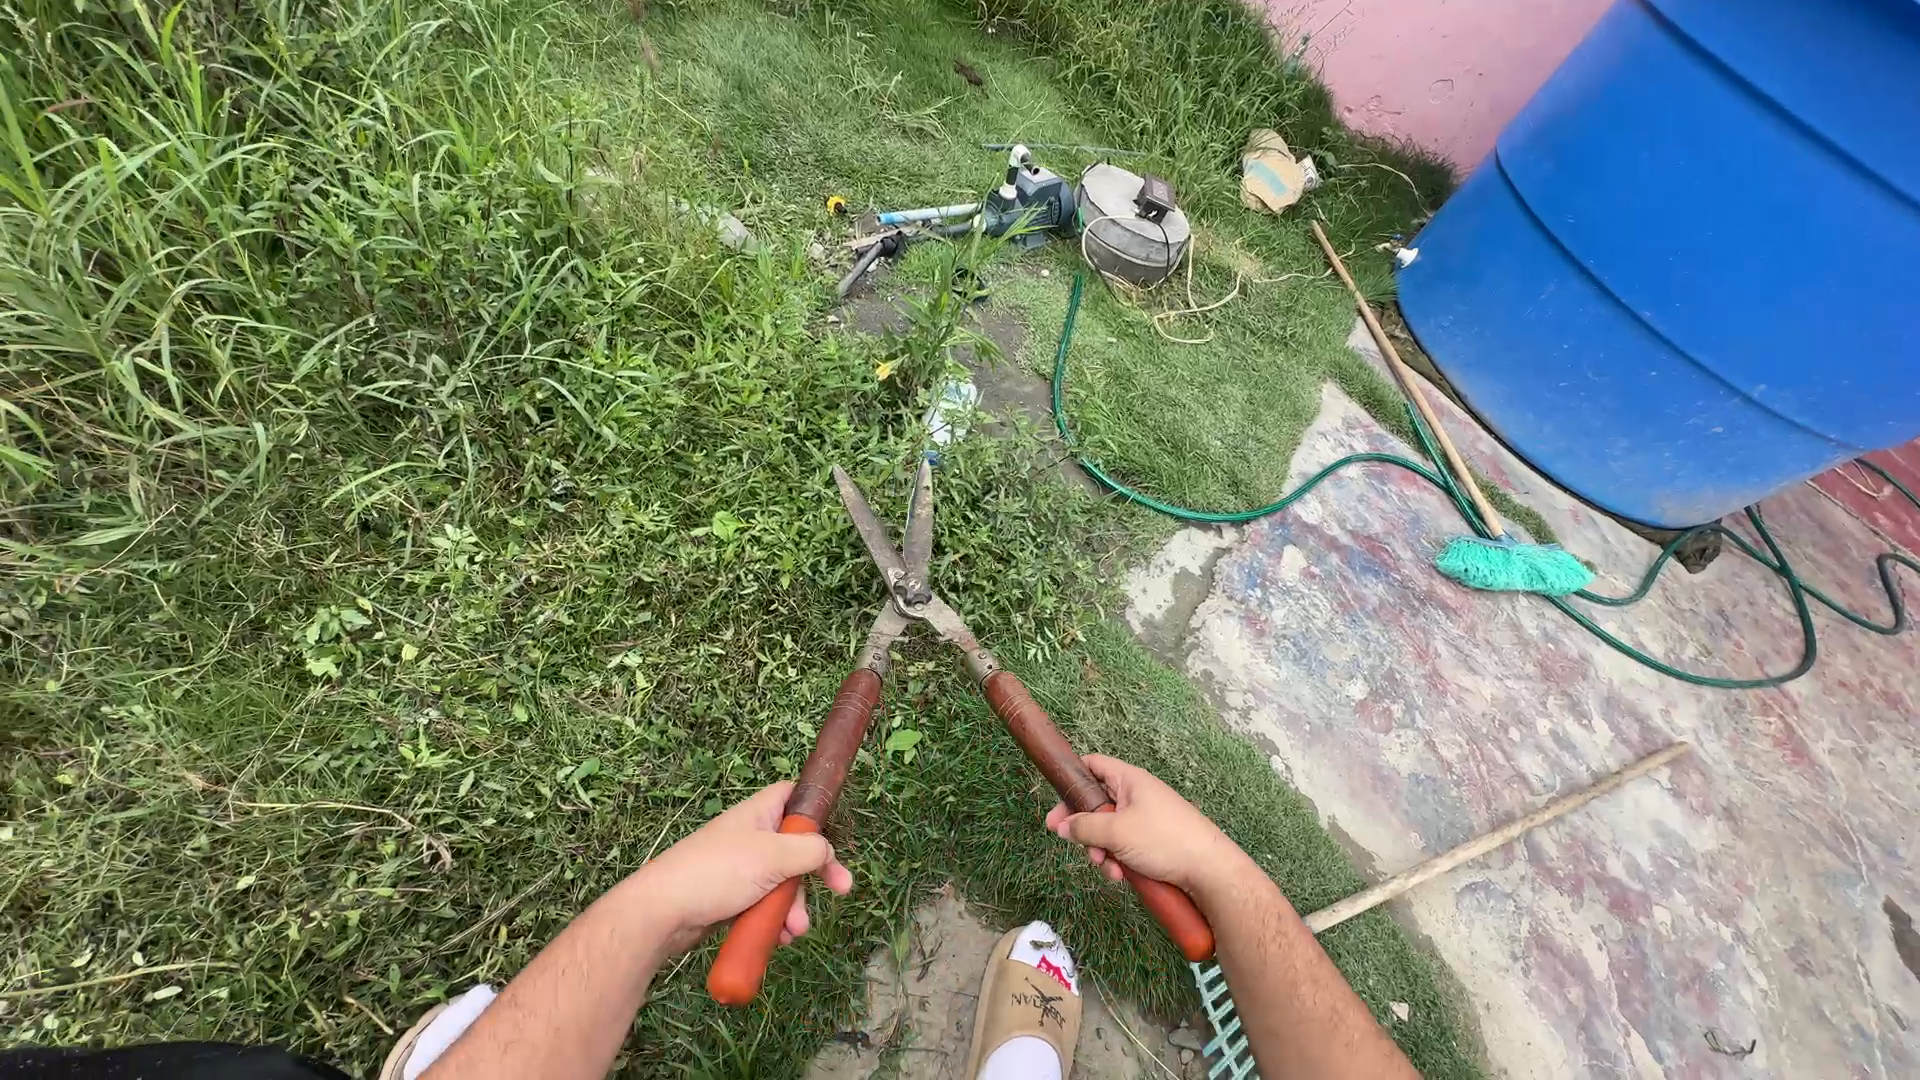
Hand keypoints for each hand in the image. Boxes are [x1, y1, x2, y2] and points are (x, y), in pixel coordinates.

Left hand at [627, 782, 852, 957]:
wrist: (662, 913)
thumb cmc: (719, 872)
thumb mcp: (773, 856)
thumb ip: (810, 850)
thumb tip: (828, 852)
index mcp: (759, 813)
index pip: (792, 797)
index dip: (814, 810)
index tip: (831, 832)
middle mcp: (751, 836)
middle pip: (796, 847)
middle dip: (815, 874)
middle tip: (840, 890)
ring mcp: (741, 868)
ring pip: (782, 881)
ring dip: (795, 906)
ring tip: (795, 930)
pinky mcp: (732, 898)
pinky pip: (764, 904)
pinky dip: (775, 920)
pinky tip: (780, 938)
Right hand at [1044, 755, 1249, 895]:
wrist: (1212, 872)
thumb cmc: (1164, 840)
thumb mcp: (1117, 832)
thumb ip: (1084, 826)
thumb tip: (1061, 825)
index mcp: (1129, 779)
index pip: (1092, 765)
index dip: (1071, 780)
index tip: (1057, 803)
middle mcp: (1137, 794)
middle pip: (1097, 803)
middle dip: (1084, 826)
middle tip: (1069, 841)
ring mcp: (1146, 818)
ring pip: (1109, 829)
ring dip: (1101, 849)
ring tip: (1107, 868)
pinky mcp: (1154, 842)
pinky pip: (1125, 846)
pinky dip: (1118, 859)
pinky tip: (1121, 876)